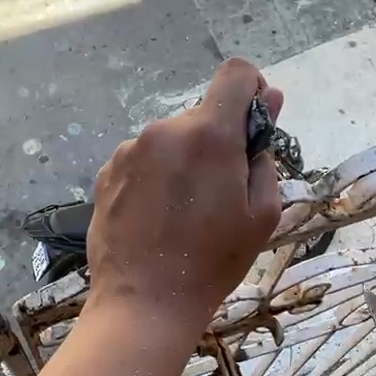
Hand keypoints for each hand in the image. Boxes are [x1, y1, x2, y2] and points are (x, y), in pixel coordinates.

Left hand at [86, 58, 282, 333]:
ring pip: (169, 141)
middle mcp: (164, 130)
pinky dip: (154, 178)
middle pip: (201, 116)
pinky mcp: (105, 174)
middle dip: (216, 143)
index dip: (252, 91)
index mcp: (209, 134)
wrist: (144, 302)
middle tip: (219, 195)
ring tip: (182, 215)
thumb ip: (265, 151)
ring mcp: (129, 151)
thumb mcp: (262, 213)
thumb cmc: (212, 263)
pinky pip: (142, 162)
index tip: (253, 127)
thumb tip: (270, 103)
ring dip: (182, 162)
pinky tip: (155, 219)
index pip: (236, 73)